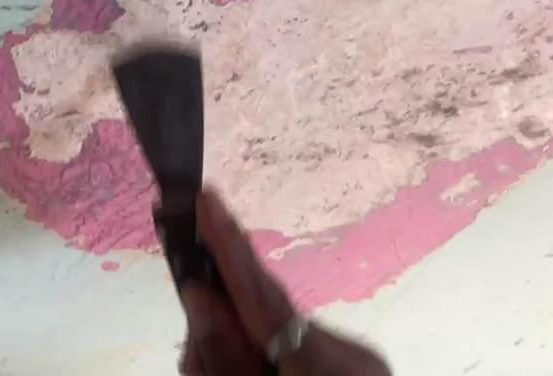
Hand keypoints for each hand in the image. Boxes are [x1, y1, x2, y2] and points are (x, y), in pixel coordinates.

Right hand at [180, 191, 390, 375]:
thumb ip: (223, 358)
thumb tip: (196, 292)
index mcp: (330, 374)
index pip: (266, 300)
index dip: (228, 247)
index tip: (203, 195)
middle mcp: (352, 357)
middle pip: (264, 311)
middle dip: (218, 317)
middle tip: (193, 360)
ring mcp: (359, 362)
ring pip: (274, 329)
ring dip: (234, 346)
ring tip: (210, 372)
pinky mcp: (356, 367)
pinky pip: (291, 345)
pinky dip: (258, 357)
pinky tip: (241, 370)